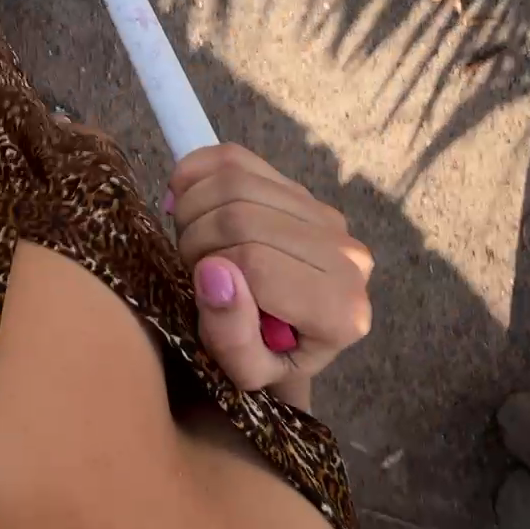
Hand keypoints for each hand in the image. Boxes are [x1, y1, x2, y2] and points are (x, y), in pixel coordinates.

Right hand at [166, 144, 371, 409]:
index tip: (196, 285)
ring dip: (191, 206)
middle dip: (195, 237)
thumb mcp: (246, 371)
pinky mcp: (297, 186)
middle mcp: (345, 255)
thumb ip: (232, 337)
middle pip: (241, 216)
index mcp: (339, 310)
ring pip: (234, 180)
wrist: (287, 334)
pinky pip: (233, 157)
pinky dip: (194, 171)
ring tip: (189, 237)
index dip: (209, 269)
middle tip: (186, 262)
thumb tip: (214, 272)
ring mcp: (323, 214)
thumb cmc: (266, 356)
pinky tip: (184, 200)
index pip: (257, 263)